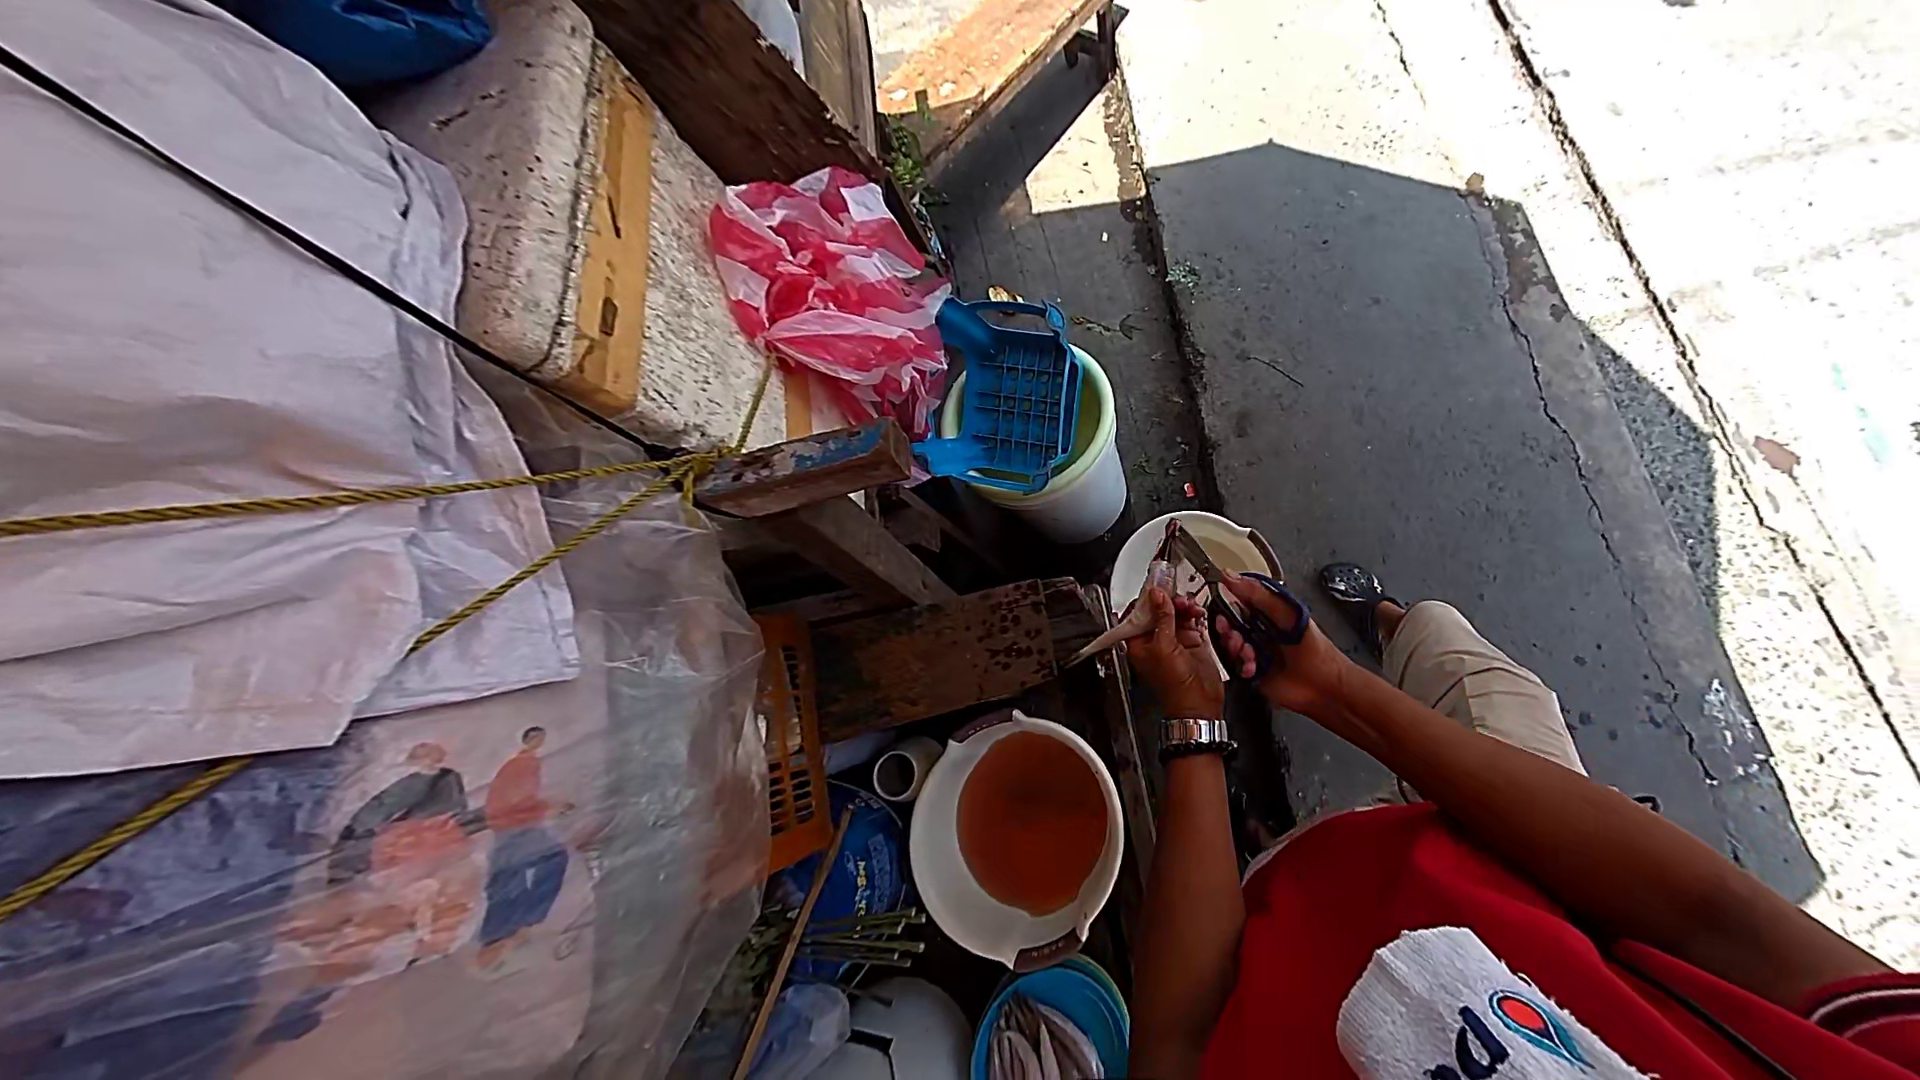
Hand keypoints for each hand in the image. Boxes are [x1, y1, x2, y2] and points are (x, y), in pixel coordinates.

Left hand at [1124, 586, 1225, 719]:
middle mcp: (1154, 640)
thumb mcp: (1164, 646)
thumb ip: (1162, 619)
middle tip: (1176, 596)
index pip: (1136, 614)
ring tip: (1189, 605)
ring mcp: (1174, 640)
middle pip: (1157, 611)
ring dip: (1183, 606)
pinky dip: (1194, 613)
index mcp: (1138, 643)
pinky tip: (1197, 612)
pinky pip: (1191, 620)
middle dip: (1167, 601)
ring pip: (1175, 613)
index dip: (1146, 599)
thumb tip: (1157, 595)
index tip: (1155, 586)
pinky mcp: (1191, 641)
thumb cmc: (1175, 686)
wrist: (1200, 704)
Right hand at [1213, 575, 1355, 715]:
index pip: (1234, 601)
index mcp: (1265, 613)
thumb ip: (1258, 594)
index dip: (1223, 604)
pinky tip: (1253, 667)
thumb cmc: (1314, 649)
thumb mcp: (1287, 614)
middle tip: (1235, 635)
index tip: (1221, 609)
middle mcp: (1256, 630)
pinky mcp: (1250, 671)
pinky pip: (1233, 665)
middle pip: (1227, 624)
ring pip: (1228, 645)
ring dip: (1234, 648)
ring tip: (1249, 652)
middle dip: (1226, 630)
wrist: (1325, 686)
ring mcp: (1252, 651)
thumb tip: (1229, 575)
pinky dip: (1241, 665)